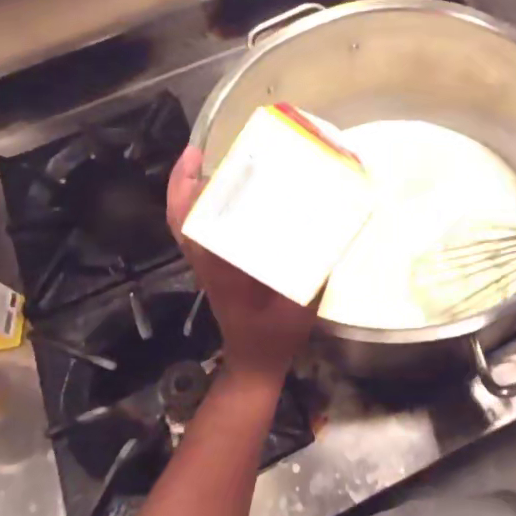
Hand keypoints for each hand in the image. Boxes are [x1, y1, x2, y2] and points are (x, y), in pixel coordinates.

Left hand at [166, 146, 317, 378]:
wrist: (255, 363)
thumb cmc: (275, 335)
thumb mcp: (300, 302)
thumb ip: (315, 268)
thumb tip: (333, 230)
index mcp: (220, 265)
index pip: (191, 220)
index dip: (187, 187)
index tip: (196, 156)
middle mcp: (206, 261)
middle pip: (182, 216)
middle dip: (188, 181)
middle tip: (206, 152)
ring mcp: (205, 266)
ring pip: (187, 225)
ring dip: (193, 195)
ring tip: (210, 169)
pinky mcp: (212, 271)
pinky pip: (199, 236)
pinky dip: (204, 214)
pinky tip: (226, 203)